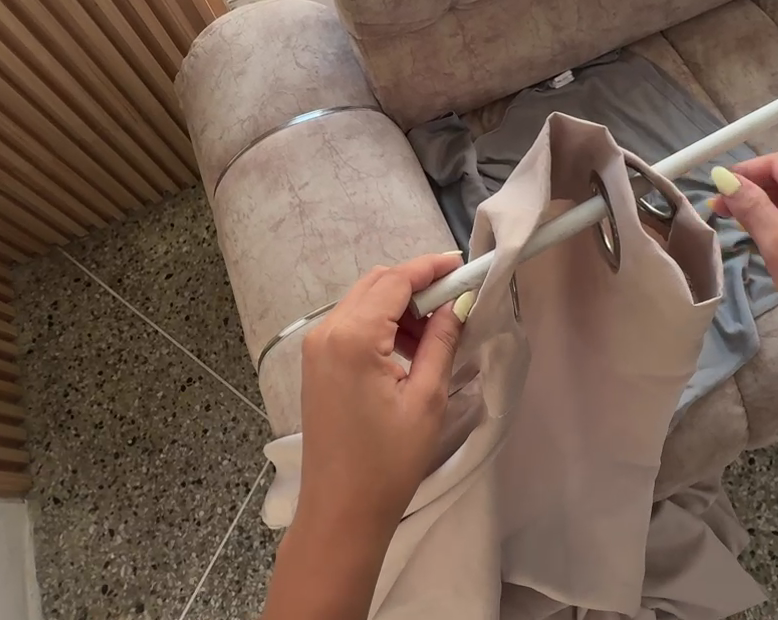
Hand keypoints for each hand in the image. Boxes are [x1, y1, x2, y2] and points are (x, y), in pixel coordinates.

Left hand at [296, 251, 468, 536]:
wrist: (340, 513)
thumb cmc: (388, 461)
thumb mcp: (426, 398)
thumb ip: (441, 340)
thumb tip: (456, 302)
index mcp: (354, 336)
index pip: (395, 280)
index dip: (430, 268)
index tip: (461, 264)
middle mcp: (327, 330)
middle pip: (377, 282)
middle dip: (416, 284)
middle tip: (453, 301)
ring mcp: (316, 345)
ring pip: (364, 300)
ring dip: (398, 305)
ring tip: (433, 333)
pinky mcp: (316, 361)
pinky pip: (352, 322)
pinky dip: (380, 323)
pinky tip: (406, 349)